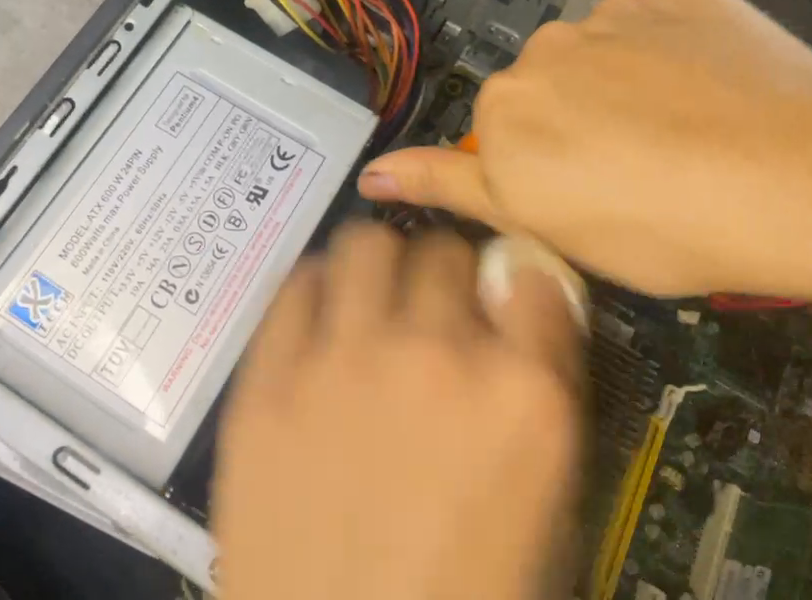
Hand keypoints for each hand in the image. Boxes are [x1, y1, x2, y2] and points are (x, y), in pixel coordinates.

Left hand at [213, 224, 586, 599]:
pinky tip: (320, 326)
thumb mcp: (543, 511)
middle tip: (428, 312)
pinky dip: (315, 292)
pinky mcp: (268, 380)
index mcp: (522, 397)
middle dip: (444, 276)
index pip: (532, 277)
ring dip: (379, 267)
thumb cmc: (457, 595)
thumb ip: (537, 396)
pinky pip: (295, 287)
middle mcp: (435, 357)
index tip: (499, 299)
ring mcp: (343, 362)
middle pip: (443, 251)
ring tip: (371, 303)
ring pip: (365, 246)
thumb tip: (519, 314)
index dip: (516, 287)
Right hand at [357, 0, 811, 301]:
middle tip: (637, 172)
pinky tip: (718, 93)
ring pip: (602, 54)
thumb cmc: (664, 227)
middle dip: (574, 121)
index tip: (589, 194)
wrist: (805, 178)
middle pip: (547, 87)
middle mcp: (545, 51)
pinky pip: (659, 27)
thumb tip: (371, 174)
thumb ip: (453, 187)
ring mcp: (617, 15)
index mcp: (505, 110)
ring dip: (624, 84)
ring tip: (687, 132)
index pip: (501, 135)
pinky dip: (675, 55)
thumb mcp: (548, 227)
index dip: (544, 170)